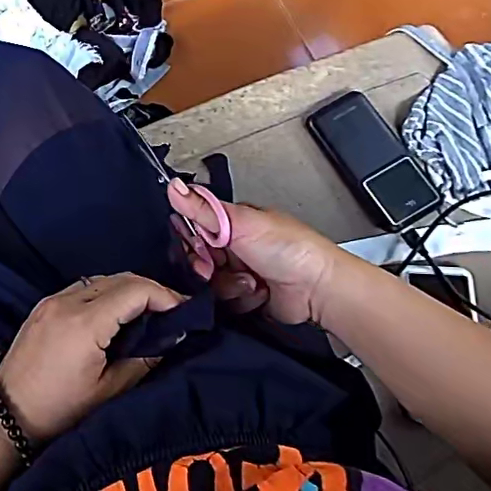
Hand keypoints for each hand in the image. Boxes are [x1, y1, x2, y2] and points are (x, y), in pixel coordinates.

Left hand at [0, 273, 184, 443]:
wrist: (7, 416)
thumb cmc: (60, 409)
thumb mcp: (110, 390)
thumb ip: (146, 358)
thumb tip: (174, 336)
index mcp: (85, 323)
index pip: (136, 290)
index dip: (166, 296)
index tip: (184, 310)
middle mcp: (68, 302)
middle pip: (121, 278)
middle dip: (152, 290)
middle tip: (173, 311)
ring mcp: (52, 301)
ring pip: (102, 279)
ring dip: (129, 290)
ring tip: (148, 313)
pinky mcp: (44, 306)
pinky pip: (84, 287)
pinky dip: (107, 293)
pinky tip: (116, 314)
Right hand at [168, 182, 341, 324]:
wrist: (316, 288)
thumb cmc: (290, 248)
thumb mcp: (240, 223)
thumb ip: (203, 208)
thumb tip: (174, 187)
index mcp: (234, 223)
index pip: (196, 232)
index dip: (192, 245)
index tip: (199, 250)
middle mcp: (237, 247)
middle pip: (200, 262)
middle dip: (210, 269)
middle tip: (220, 268)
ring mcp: (243, 273)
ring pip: (212, 286)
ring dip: (230, 286)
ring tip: (253, 281)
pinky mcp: (248, 297)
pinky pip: (226, 304)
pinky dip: (242, 301)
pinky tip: (259, 293)